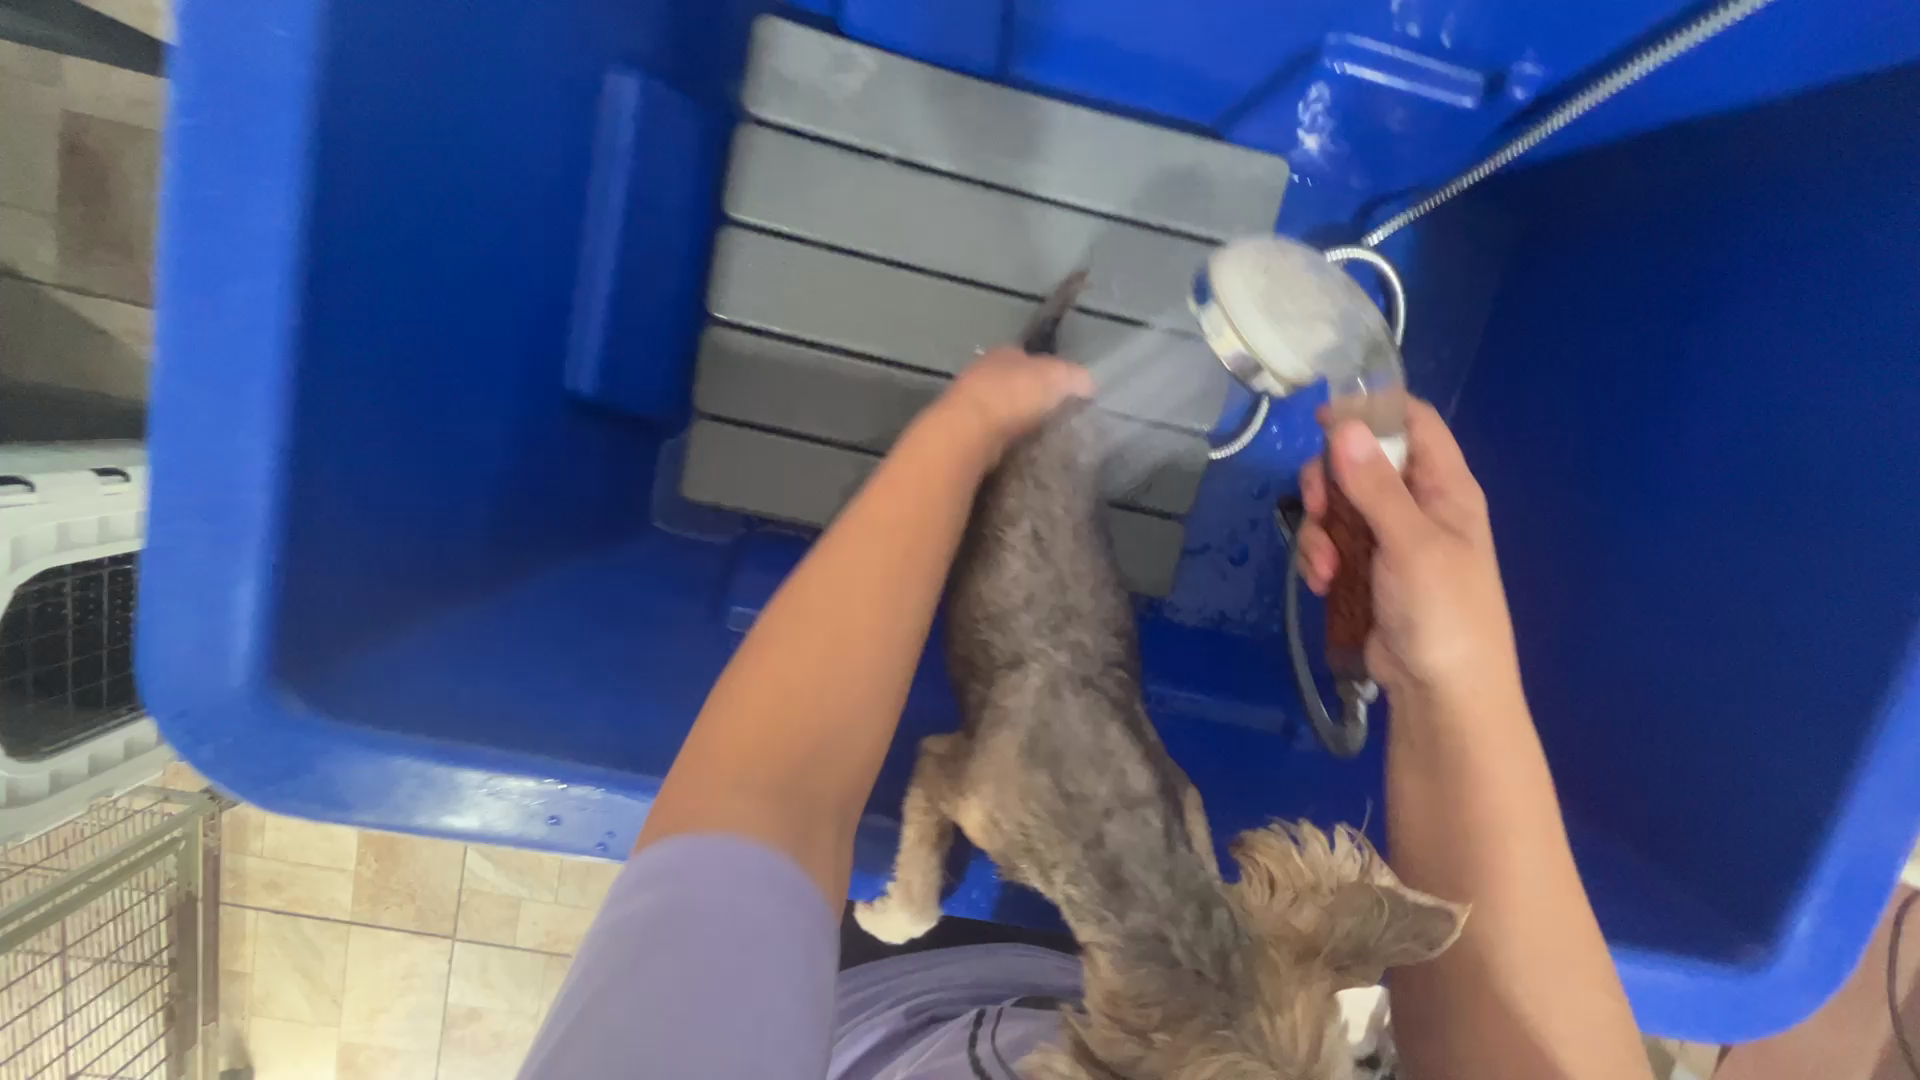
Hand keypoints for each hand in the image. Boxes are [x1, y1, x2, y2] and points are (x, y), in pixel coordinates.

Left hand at [931, 347, 1094, 462]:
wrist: (969, 431)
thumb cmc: (1014, 395)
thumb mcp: (1058, 377)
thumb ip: (1076, 377)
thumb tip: (1089, 384)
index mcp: (1005, 352)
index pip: (1031, 359)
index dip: (1049, 375)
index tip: (1065, 395)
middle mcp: (982, 372)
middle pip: (1013, 385)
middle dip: (1030, 401)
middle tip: (1054, 422)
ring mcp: (967, 403)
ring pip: (1000, 411)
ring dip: (1015, 424)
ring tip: (1039, 441)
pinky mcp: (960, 432)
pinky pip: (990, 435)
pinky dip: (1003, 442)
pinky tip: (1016, 453)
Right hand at [1296, 400, 1522, 713]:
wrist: (1441, 690)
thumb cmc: (1443, 612)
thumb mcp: (1410, 543)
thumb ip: (1375, 485)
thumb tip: (1343, 426)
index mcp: (1444, 487)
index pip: (1412, 423)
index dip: (1370, 412)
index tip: (1322, 422)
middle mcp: (1416, 505)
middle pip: (1360, 462)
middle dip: (1329, 481)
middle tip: (1318, 505)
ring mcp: (1388, 538)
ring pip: (1337, 505)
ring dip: (1319, 530)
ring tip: (1324, 567)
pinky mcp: (1364, 569)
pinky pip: (1330, 543)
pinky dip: (1319, 558)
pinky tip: (1322, 582)